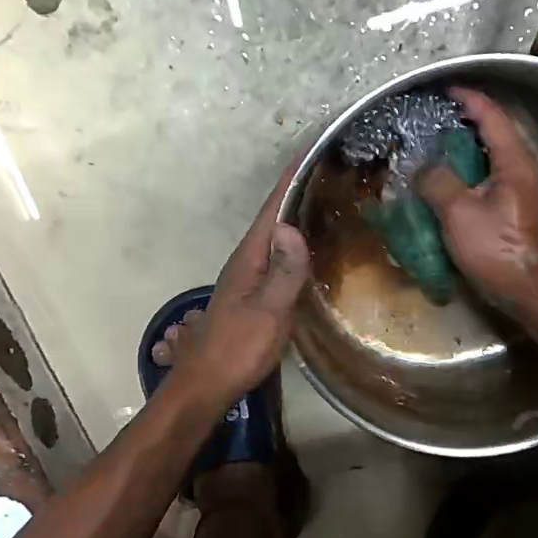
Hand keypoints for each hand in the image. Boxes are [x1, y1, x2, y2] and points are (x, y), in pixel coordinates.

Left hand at [168, 154, 311, 404]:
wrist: (206, 386)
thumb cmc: (238, 350)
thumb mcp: (267, 312)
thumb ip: (283, 272)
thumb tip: (291, 226)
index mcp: (249, 259)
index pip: (273, 210)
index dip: (291, 181)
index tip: (313, 152)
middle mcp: (247, 261)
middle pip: (274, 218)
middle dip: (298, 191)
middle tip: (331, 172)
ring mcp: (249, 278)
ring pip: (276, 237)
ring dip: (297, 216)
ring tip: (327, 201)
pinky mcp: (255, 294)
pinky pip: (279, 257)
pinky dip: (295, 243)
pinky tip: (311, 249)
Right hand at [417, 87, 537, 314]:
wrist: (524, 287)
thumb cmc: (496, 250)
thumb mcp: (459, 213)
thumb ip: (438, 182)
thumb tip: (424, 169)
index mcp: (514, 162)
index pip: (493, 117)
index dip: (470, 100)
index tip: (447, 91)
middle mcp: (521, 168)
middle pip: (496, 130)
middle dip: (468, 118)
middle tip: (439, 114)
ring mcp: (519, 187)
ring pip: (493, 152)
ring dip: (468, 143)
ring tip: (440, 139)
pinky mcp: (512, 205)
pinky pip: (489, 172)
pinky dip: (470, 165)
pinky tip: (450, 174)